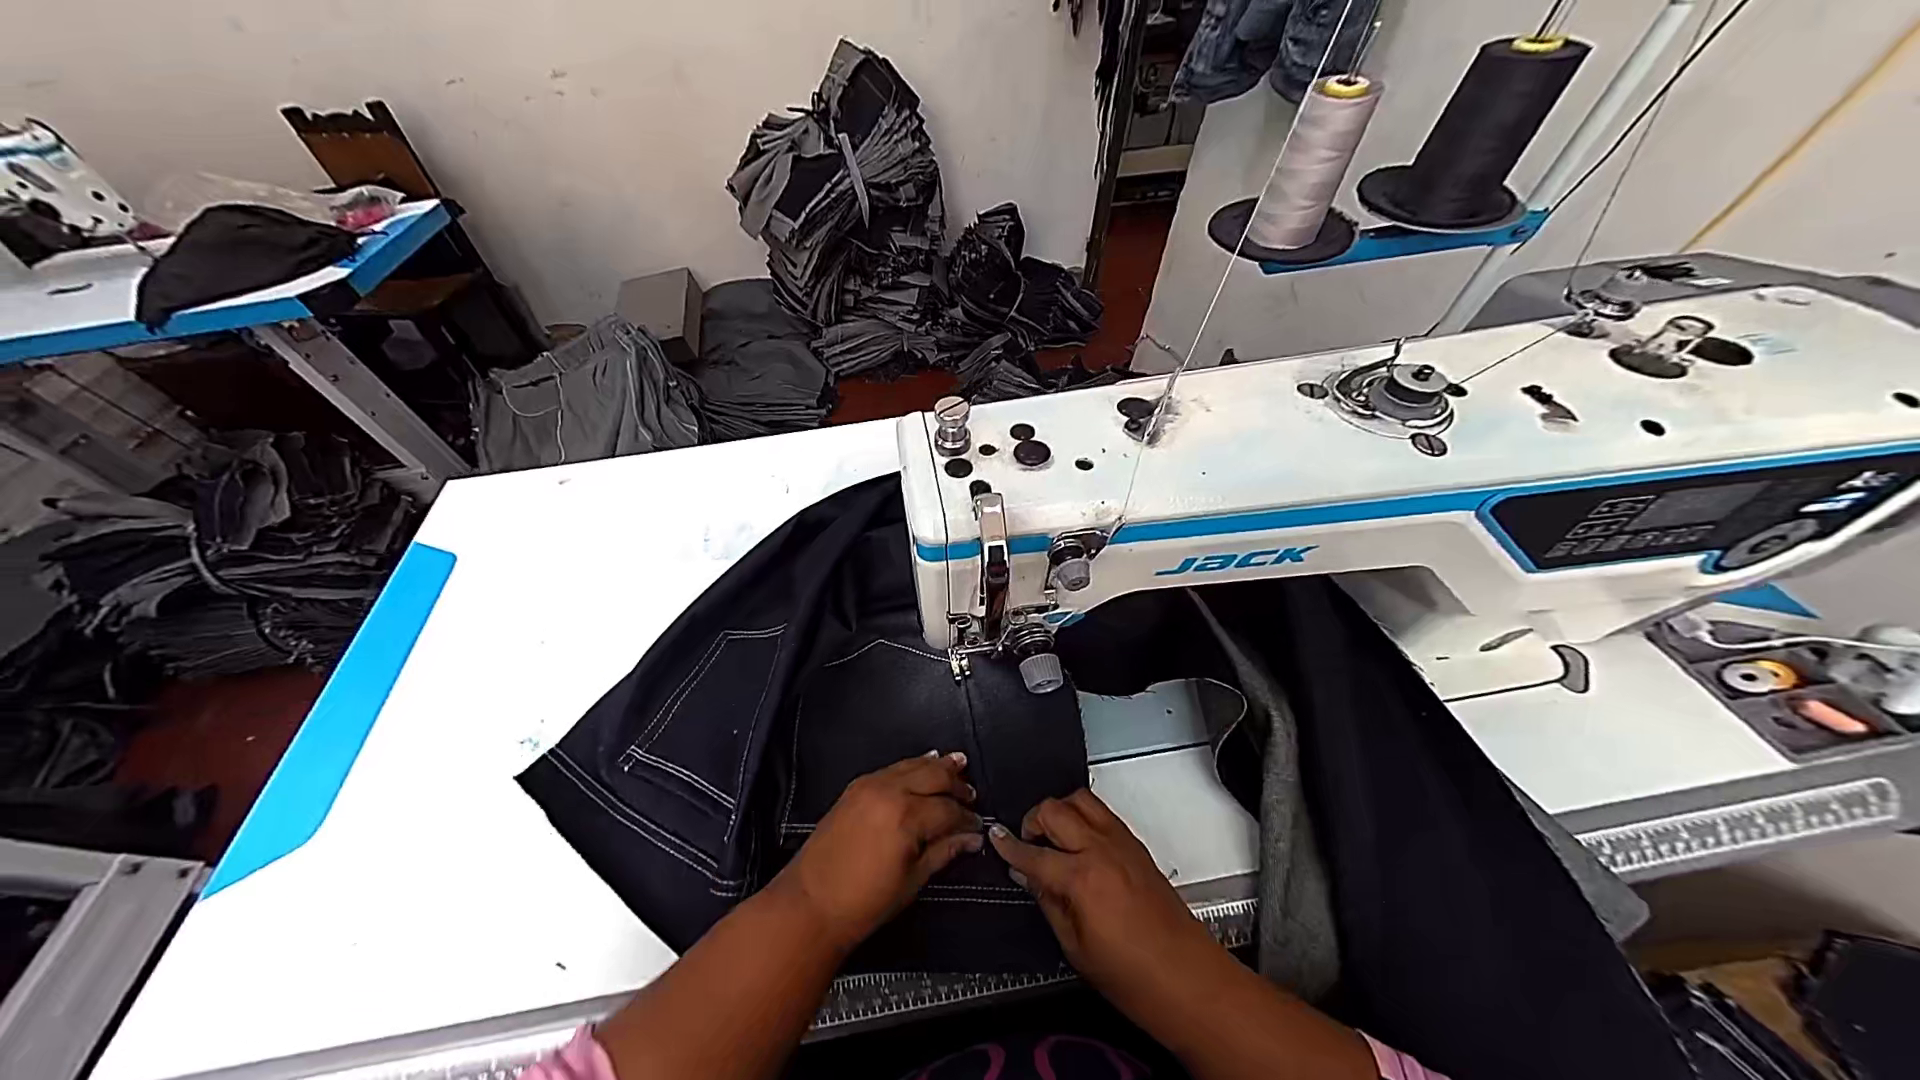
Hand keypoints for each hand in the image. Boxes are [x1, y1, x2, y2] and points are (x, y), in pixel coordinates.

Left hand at [768, 751, 982, 953]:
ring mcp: (870, 785)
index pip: (949, 810)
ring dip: (936, 766)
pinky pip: (892, 768)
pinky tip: (922, 764)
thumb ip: (944, 851)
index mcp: (906, 816)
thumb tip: (970, 839)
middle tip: (971, 794)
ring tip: (957, 764)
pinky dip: (911, 766)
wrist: (810, 904)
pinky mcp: (856, 787)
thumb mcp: (912, 880)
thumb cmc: (861, 902)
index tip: (976, 827)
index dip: (967, 819)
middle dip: (956, 784)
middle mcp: (889, 792)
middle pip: (934, 776)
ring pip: (913, 765)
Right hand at [989, 789, 1218, 1005]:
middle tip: (1025, 840)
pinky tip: (1078, 839)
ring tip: (1052, 835)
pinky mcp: (1136, 846)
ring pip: (1080, 799)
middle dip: (1032, 821)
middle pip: (1054, 810)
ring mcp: (1122, 844)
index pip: (1033, 852)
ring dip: (1059, 810)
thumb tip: (1028, 877)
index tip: (996, 838)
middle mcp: (1102, 850)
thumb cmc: (1138, 977)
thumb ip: (1048, 902)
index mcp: (1082, 879)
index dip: (1008, 845)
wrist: (1189, 980)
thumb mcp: (1075, 948)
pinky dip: (1084, 815)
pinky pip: (1103, 812)